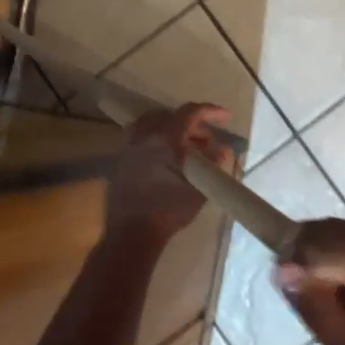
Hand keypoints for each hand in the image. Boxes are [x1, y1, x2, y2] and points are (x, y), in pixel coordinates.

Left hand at [104, 103, 233, 245]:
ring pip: (149, 124)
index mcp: (164, 139)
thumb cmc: (169, 210)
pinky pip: (139, 138)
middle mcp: (143, 137)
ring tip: (185, 145)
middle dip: (190, 122)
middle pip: (168, 115)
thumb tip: (222, 151)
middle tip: (206, 138)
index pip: (189, 112)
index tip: (225, 117)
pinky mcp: (119, 162)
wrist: (131, 234)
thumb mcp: (199, 188)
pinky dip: (155, 139)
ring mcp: (127, 149)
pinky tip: (165, 158)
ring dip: (170, 128)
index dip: (210, 111)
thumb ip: (212, 164)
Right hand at [277, 219, 344, 344]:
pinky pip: (338, 236)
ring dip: (311, 261)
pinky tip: (333, 289)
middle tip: (303, 302)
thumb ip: (319, 314)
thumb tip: (284, 273)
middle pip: (323, 233)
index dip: (296, 267)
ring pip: (327, 231)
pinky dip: (324, 259)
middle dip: (301, 263)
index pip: (324, 248)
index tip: (287, 293)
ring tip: (318, 299)